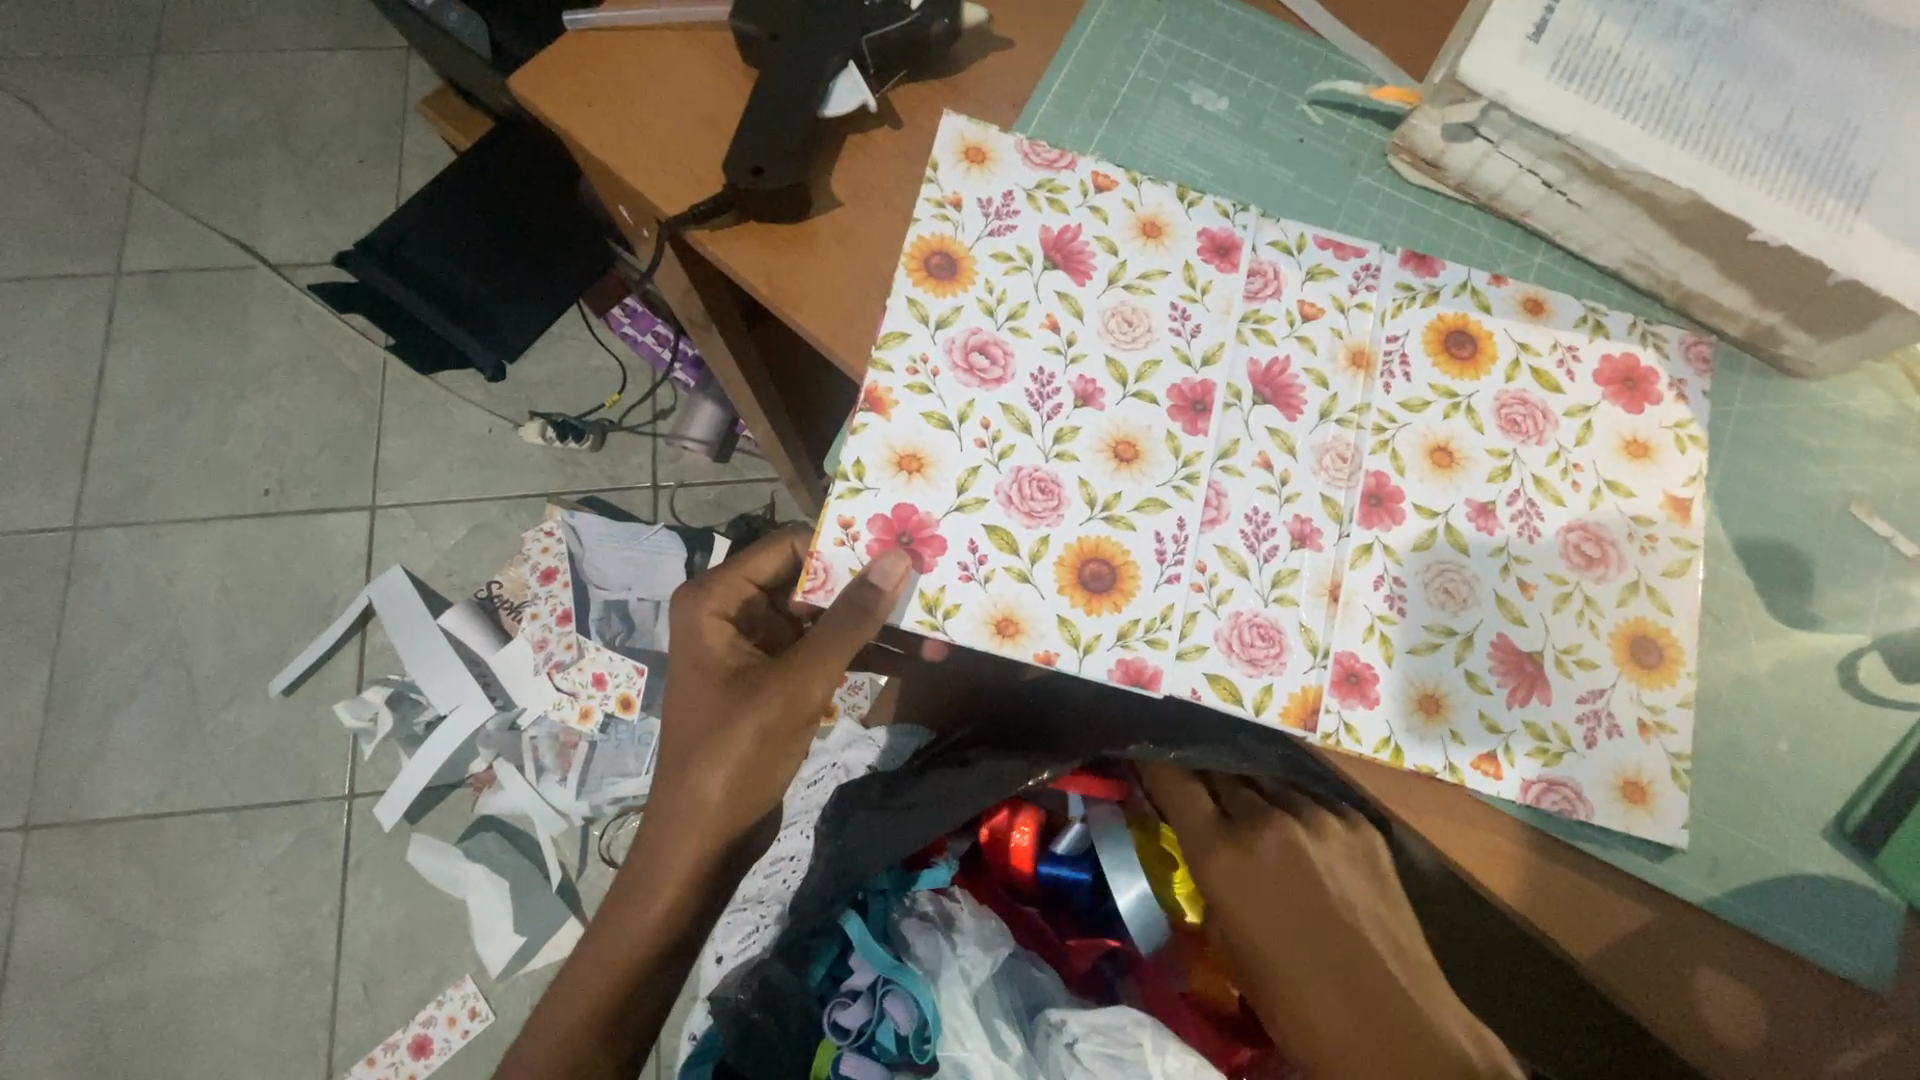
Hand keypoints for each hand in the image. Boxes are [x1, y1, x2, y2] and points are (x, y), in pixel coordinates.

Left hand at [652, 526, 913, 854]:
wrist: (705, 840)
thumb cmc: (737, 753)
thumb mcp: (800, 681)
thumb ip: (851, 618)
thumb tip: (898, 559)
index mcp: (717, 599)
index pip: (789, 546)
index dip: (844, 547)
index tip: (902, 549)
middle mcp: (731, 611)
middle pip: (809, 581)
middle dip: (868, 589)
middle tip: (928, 583)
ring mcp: (754, 646)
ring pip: (823, 619)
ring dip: (873, 626)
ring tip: (933, 628)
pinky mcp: (774, 678)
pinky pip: (822, 651)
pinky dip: (861, 654)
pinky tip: (913, 658)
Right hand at [1139, 764, 1520, 1079]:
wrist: (1397, 1032)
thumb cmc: (1294, 1004)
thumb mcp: (1225, 942)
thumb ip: (1208, 877)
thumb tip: (1201, 842)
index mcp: (1222, 853)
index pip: (1173, 777)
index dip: (1154, 762)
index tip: (1144, 758)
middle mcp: (1266, 819)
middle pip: (1219, 772)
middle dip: (1203, 780)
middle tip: (1199, 796)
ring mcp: (1319, 816)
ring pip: (1266, 782)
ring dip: (1250, 795)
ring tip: (1252, 818)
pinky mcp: (1360, 824)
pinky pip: (1310, 802)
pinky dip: (1294, 813)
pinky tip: (1302, 842)